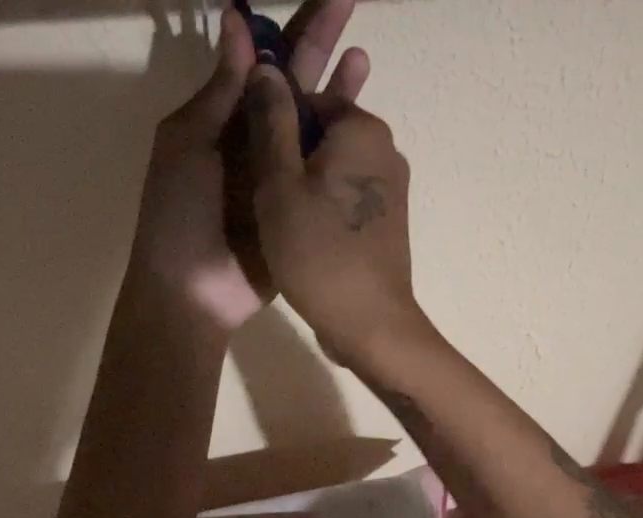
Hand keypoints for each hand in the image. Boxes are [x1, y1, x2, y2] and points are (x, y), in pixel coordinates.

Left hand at [127, 1, 369, 334]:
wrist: (194, 290)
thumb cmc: (179, 212)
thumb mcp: (189, 142)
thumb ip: (220, 90)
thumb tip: (238, 22)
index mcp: (227, 118)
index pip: (260, 63)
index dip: (284, 29)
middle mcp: (259, 138)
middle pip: (294, 84)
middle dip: (319, 44)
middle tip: (348, 3)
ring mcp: (285, 174)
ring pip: (315, 124)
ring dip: (338, 90)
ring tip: (362, 57)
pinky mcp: (304, 209)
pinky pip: (326, 173)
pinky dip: (343, 147)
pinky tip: (362, 122)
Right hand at [245, 67, 421, 364]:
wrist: (369, 325)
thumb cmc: (317, 252)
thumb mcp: (279, 184)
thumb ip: (271, 123)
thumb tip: (266, 68)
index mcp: (362, 128)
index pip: (307, 97)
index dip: (272, 124)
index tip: (251, 161)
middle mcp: (386, 149)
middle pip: (323, 134)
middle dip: (289, 157)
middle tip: (262, 197)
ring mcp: (392, 189)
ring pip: (333, 170)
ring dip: (304, 187)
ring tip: (279, 223)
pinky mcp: (388, 223)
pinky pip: (346, 200)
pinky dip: (324, 210)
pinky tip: (304, 240)